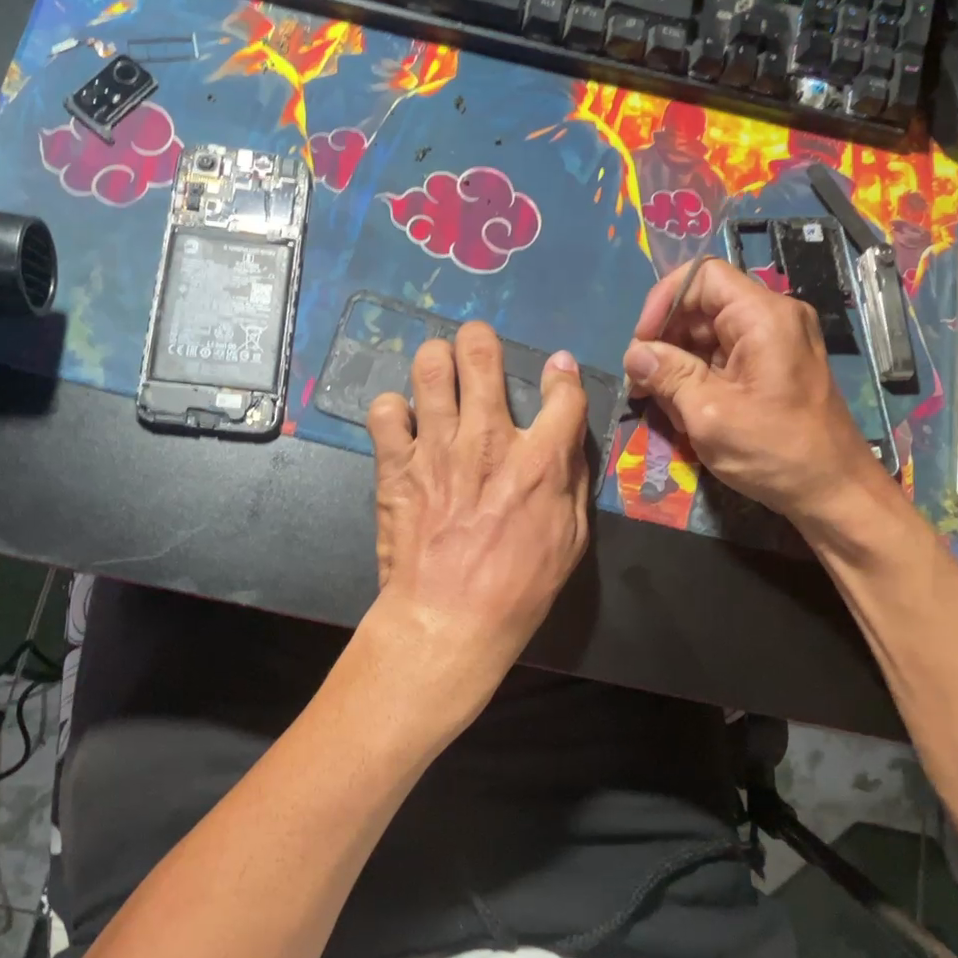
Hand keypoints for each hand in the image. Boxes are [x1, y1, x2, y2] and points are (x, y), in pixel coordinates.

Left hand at [364, 322, 589, 708]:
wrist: (449, 617)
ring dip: (436, 361)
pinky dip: (393, 410)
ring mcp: (436, 448)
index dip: (561, 374)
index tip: (555, 373)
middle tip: (477, 351)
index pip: (562, 390)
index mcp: (540, 460)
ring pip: (430, 367)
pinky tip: (403, 424)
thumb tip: (568, 438)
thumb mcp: (571, 538)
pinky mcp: (396, 464)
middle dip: (480, 341)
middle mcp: (488, 440)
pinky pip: (385, 410)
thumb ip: (571, 479)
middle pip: (481, 354)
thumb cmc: (519, 587)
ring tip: (439, 374)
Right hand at [621, 259, 888, 529]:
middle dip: (665, 339)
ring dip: (677, 362)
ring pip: (709, 334)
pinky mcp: (773, 369)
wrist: (833, 491)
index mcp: (763, 317)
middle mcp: (773, 319)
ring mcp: (776, 344)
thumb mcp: (709, 414)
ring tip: (658, 401)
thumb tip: (634, 355)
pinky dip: (697, 377)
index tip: (642, 344)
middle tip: (641, 381)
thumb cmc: (773, 451)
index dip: (663, 302)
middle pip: (703, 305)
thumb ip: (669, 376)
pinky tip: (682, 409)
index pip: (702, 276)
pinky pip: (725, 357)